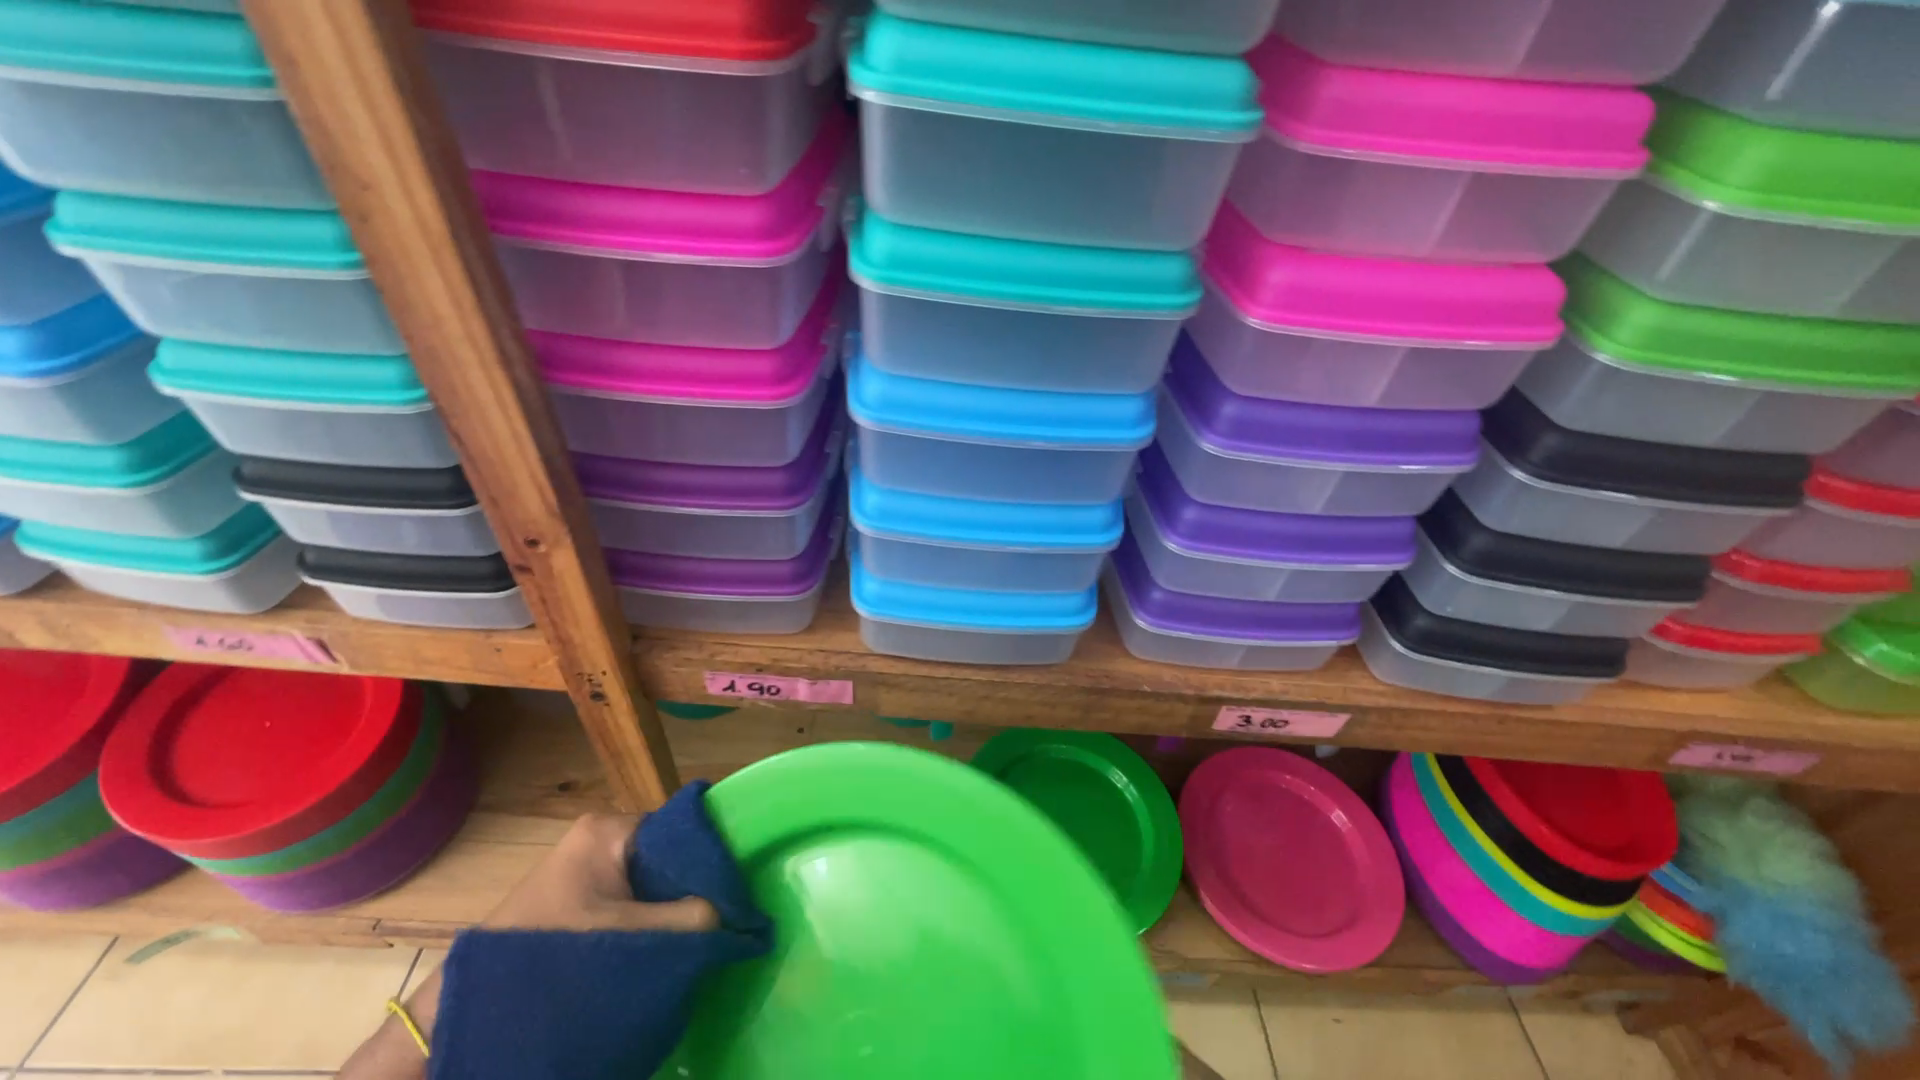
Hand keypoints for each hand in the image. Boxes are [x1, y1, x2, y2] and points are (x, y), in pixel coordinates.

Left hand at [482, 813, 718, 932]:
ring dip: (672, 904)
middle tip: (722, 915)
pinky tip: (664, 937)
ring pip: (652, 876)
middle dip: (692, 884)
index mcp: (610, 828)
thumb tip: (735, 918)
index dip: (710, 859)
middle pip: (668, 852)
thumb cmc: (553, 948)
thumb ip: (687, 920)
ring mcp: (590, 862)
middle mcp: (601, 834)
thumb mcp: (628, 935)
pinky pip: (634, 893)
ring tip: (698, 929)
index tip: (734, 891)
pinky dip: (651, 914)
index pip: (680, 829)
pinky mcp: (583, 889)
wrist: (479, 996)